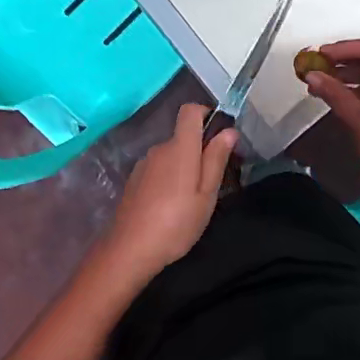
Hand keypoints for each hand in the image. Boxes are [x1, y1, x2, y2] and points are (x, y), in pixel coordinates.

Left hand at [94, 104, 238, 280]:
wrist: (130, 248)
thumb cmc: (176, 223)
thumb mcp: (206, 194)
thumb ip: (216, 159)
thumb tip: (228, 130)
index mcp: (179, 148)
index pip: (190, 111)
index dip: (207, 114)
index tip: (221, 135)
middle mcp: (158, 149)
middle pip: (182, 136)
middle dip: (200, 150)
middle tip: (215, 179)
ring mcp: (143, 165)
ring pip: (170, 155)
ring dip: (184, 167)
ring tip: (194, 198)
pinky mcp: (134, 181)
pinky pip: (157, 170)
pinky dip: (169, 178)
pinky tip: (172, 205)